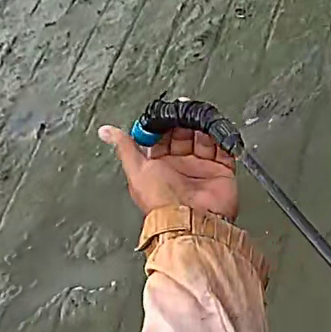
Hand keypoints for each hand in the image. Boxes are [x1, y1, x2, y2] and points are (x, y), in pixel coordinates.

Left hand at [97, 124, 238, 220]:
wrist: (192, 221)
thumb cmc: (162, 202)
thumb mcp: (137, 171)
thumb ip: (125, 148)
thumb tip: (106, 132)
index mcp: (159, 167)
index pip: (160, 138)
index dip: (161, 124)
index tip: (163, 112)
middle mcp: (180, 168)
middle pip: (183, 134)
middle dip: (183, 120)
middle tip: (184, 110)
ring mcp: (201, 169)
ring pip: (204, 138)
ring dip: (202, 125)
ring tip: (201, 117)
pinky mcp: (221, 172)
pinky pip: (224, 150)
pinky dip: (222, 137)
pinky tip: (217, 129)